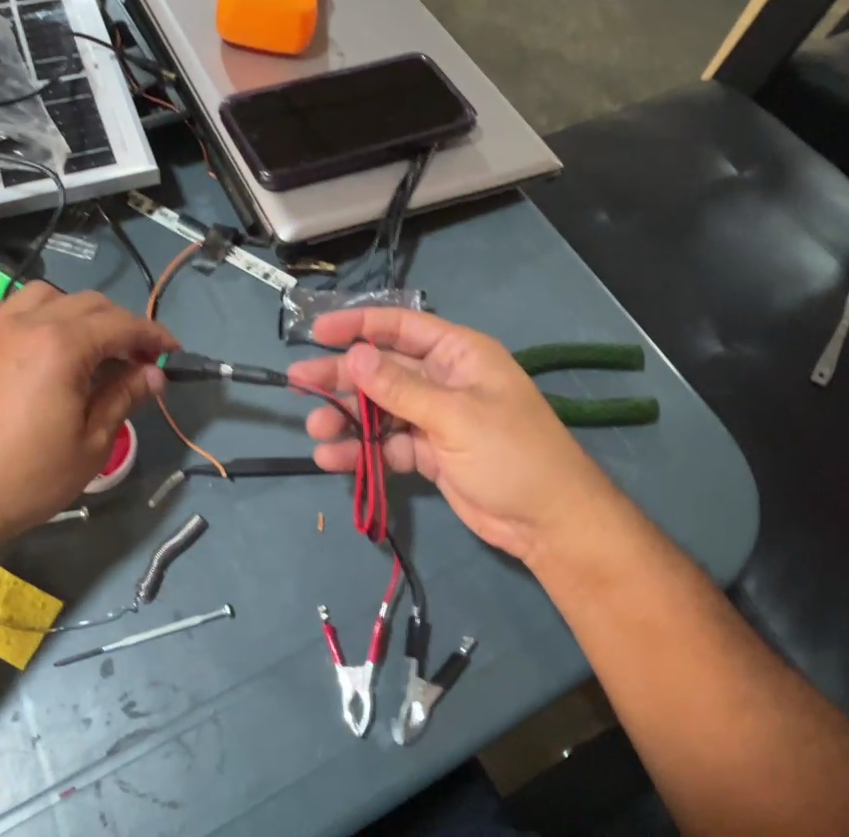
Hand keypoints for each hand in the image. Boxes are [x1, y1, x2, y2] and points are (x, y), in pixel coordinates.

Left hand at [0, 286, 177, 588]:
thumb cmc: (25, 480)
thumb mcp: (90, 445)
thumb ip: (124, 398)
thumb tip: (154, 373)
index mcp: (62, 347)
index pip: (122, 324)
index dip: (153, 334)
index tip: (172, 352)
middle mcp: (27, 324)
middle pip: (88, 304)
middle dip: (120, 324)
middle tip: (137, 357)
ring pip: (44, 295)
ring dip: (74, 312)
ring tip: (85, 344)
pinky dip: (24, 313)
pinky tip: (29, 337)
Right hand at [289, 308, 616, 564]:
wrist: (549, 522)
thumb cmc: (513, 454)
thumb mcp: (455, 416)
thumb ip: (400, 388)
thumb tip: (354, 356)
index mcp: (458, 354)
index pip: (401, 327)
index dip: (359, 326)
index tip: (317, 333)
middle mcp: (443, 380)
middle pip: (382, 369)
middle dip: (342, 377)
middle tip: (299, 384)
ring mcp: (435, 418)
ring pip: (380, 409)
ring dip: (347, 418)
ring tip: (316, 429)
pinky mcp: (429, 453)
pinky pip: (387, 444)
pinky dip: (362, 450)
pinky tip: (333, 458)